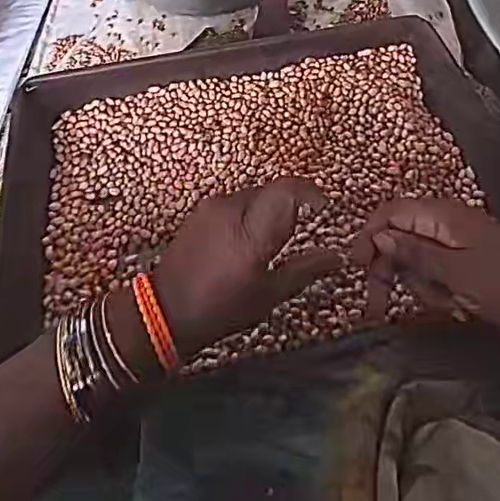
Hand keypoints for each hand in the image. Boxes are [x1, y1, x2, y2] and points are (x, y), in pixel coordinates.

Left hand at [152, 179, 343, 357]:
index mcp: (251, 232)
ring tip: (271, 240)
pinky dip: (248, 213)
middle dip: (291, 205)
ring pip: (254, 194)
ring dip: (268, 209)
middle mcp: (231, 209)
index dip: (311, 193)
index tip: (324, 208)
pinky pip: (235, 202)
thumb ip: (305, 269)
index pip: (287, 190)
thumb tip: (335, 257)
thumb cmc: (217, 309)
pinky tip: (247, 240)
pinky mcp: (201, 210)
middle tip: (302, 229)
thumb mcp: (268, 295)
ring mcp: (212, 206)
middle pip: (273, 190)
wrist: (164, 311)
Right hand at [349, 199, 499, 340]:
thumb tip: (379, 237)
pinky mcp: (466, 263)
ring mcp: (457, 243)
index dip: (368, 236)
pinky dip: (439, 292)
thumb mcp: (457, 272)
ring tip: (446, 304)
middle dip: (390, 270)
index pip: (390, 213)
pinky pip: (436, 274)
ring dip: (420, 287)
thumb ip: (414, 252)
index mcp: (442, 216)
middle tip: (379, 305)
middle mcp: (445, 224)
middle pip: (398, 238)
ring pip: (415, 261)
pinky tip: (457, 306)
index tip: (354, 267)